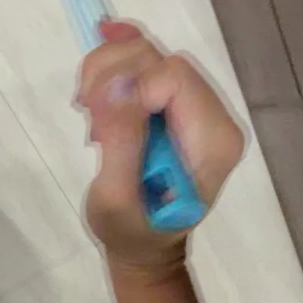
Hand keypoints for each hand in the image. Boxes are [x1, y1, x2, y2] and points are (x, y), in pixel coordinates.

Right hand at [78, 20, 246, 284]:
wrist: (144, 246)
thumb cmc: (131, 232)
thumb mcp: (117, 198)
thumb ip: (123, 141)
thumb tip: (119, 84)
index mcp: (213, 140)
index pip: (171, 77)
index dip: (126, 89)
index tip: (98, 128)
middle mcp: (215, 116)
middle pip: (159, 58)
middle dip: (111, 77)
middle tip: (87, 118)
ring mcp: (198, 107)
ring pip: (148, 55)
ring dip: (105, 75)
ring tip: (90, 114)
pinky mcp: (177, 104)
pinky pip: (146, 63)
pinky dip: (113, 67)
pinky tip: (95, 79)